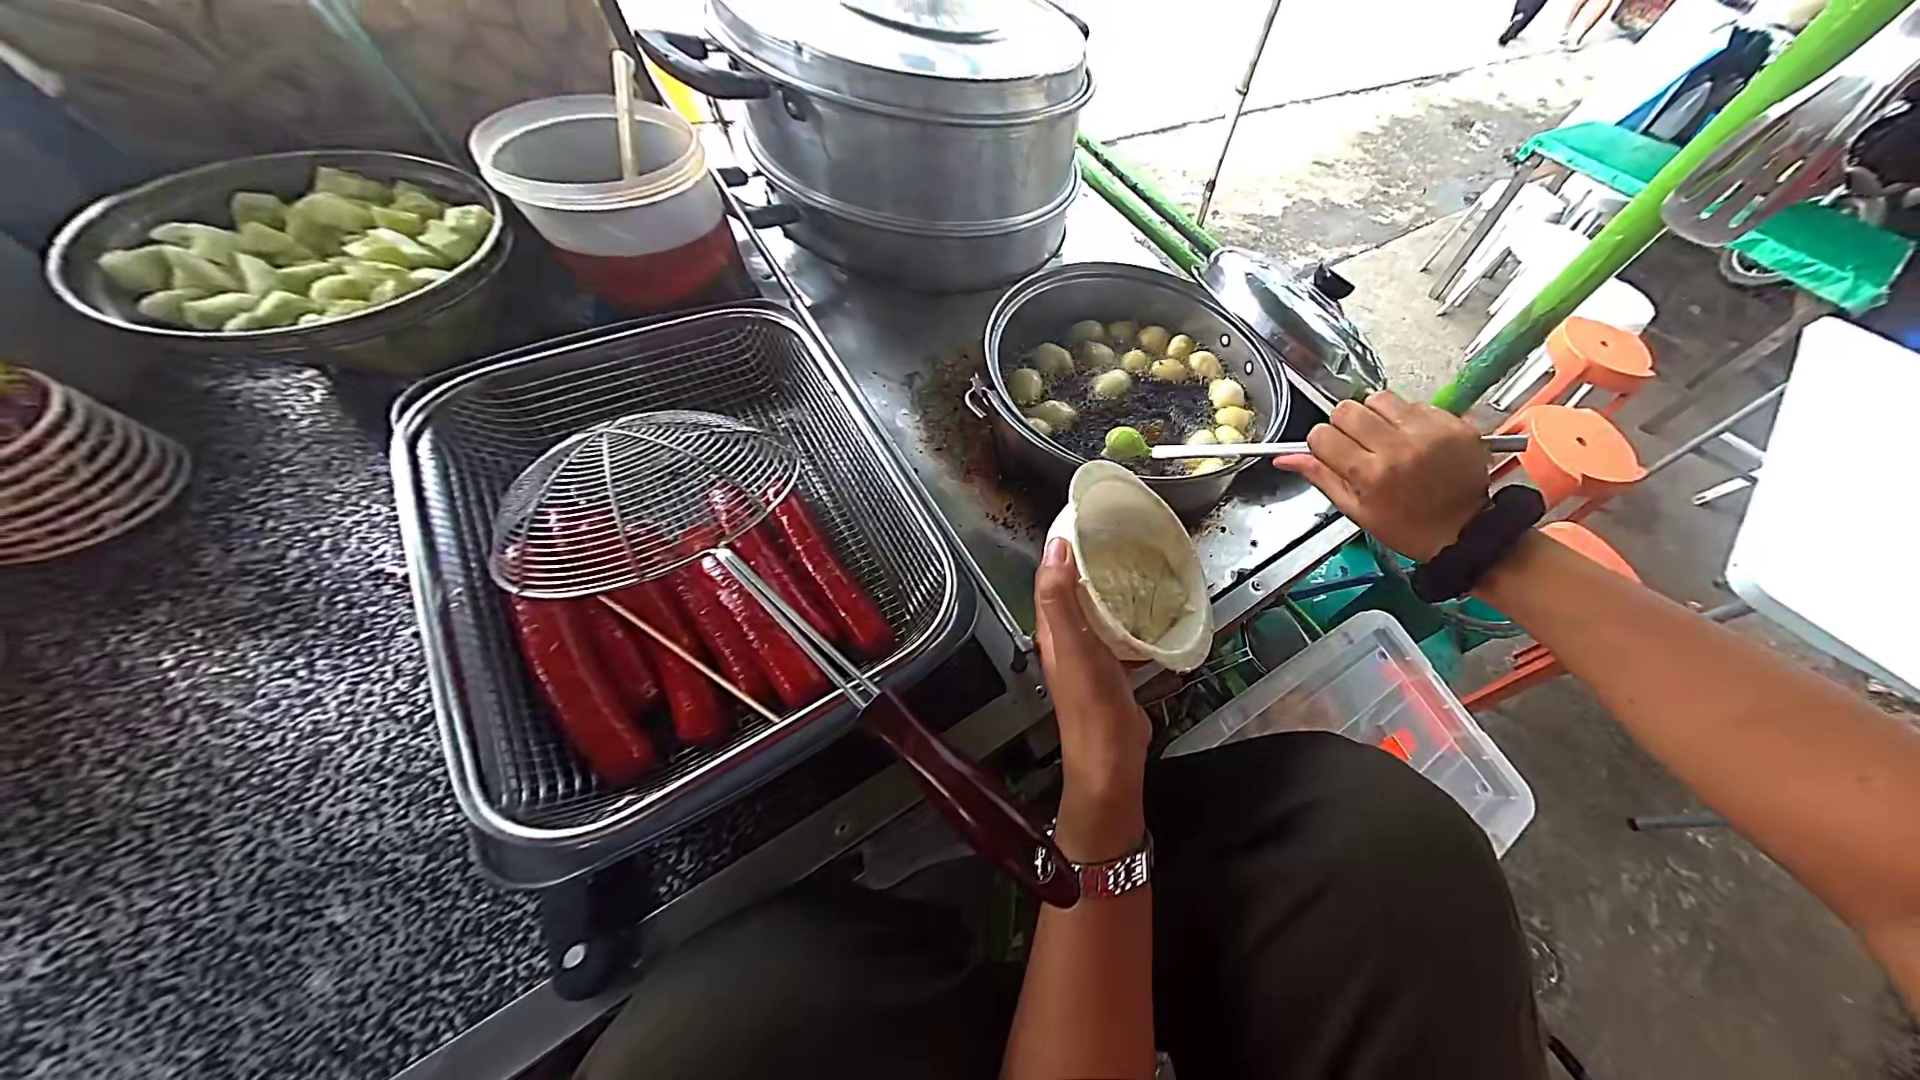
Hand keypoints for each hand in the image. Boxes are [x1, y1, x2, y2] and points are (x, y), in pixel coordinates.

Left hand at [1035, 538, 1149, 858]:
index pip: (1050, 574)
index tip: (1085, 517)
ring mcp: (1089, 651)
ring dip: (1111, 584)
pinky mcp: (1112, 666)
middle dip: (1091, 559)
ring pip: (1098, 607)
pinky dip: (1130, 613)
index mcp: (1051, 627)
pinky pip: (1119, 629)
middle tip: (1118, 534)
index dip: (1063, 545)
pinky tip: (1150, 607)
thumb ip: (1060, 599)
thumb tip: (1056, 549)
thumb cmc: (1091, 704)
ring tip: (1137, 562)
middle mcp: (1066, 636)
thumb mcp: (1073, 645)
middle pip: (1074, 587)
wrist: (1112, 758)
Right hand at [1273, 391, 1490, 560]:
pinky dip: (1405, 417)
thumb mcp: (1354, 508)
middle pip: (1347, 410)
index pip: (1322, 435)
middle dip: (1344, 425)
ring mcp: (1429, 432)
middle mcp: (1399, 448)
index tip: (1331, 453)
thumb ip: (1320, 476)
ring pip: (1379, 399)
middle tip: (1356, 444)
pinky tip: (1411, 439)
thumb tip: (1284, 458)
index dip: (1321, 443)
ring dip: (1374, 415)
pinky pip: (1414, 403)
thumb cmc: (1405, 526)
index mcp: (1370, 473)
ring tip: (1384, 438)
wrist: (1465, 529)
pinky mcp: (1452, 424)